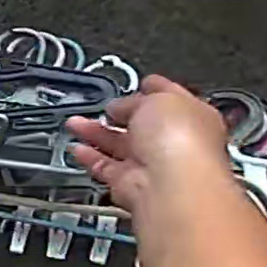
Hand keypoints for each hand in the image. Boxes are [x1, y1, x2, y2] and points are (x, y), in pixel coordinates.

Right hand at [66, 75, 232, 213]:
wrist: (169, 183)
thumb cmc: (180, 140)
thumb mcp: (156, 100)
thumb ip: (134, 100)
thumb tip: (117, 105)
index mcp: (191, 116)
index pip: (170, 99)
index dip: (154, 89)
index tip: (141, 83)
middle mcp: (174, 141)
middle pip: (141, 125)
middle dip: (118, 115)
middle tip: (101, 107)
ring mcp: (151, 163)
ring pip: (118, 145)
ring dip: (95, 133)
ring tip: (74, 123)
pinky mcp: (129, 182)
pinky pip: (105, 167)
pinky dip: (90, 157)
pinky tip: (77, 148)